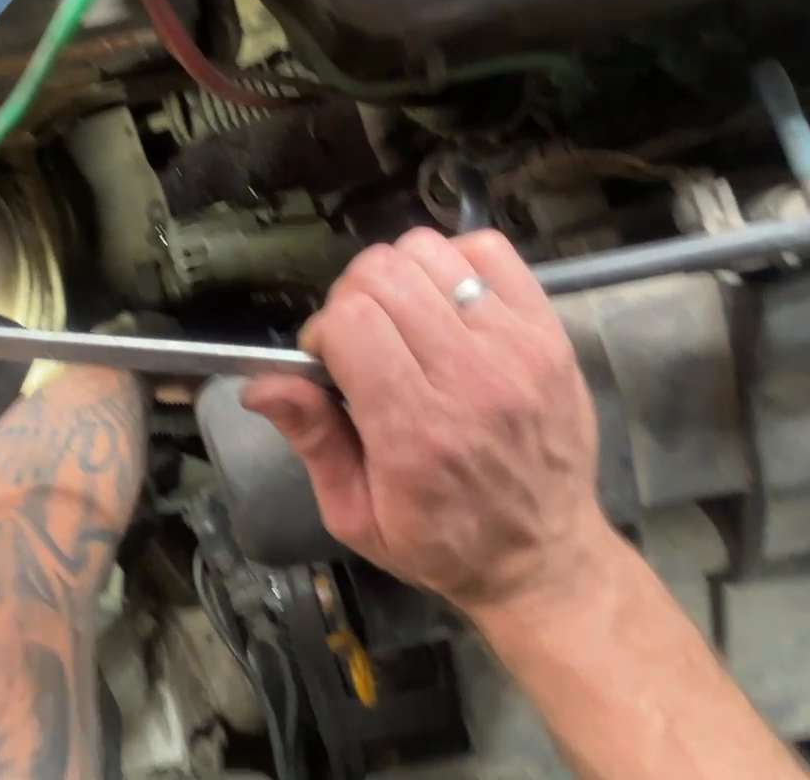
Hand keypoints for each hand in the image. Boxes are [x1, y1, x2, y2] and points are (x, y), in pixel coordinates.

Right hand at [243, 228, 612, 614]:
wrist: (546, 558)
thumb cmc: (441, 543)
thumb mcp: (355, 515)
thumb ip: (311, 439)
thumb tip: (259, 384)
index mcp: (415, 431)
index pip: (350, 321)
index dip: (323, 331)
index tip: (329, 363)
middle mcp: (471, 379)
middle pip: (383, 276)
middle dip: (351, 299)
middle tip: (361, 342)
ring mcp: (519, 348)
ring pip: (429, 252)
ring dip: (398, 278)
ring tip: (402, 322)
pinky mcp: (550, 332)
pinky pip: (488, 251)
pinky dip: (452, 263)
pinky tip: (443, 304)